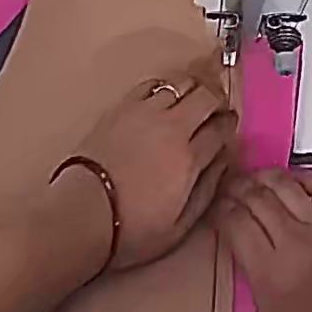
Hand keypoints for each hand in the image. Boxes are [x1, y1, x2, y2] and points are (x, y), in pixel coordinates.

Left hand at [67, 75, 236, 271]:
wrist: (82, 214)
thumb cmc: (132, 228)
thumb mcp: (179, 226)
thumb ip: (207, 190)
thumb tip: (223, 161)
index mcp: (189, 157)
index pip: (221, 128)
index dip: (229, 125)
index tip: (228, 128)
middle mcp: (173, 127)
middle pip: (207, 97)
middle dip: (217, 102)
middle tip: (215, 112)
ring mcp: (147, 112)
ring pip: (182, 83)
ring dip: (193, 89)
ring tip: (191, 101)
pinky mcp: (124, 106)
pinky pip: (153, 84)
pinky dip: (165, 87)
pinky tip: (163, 99)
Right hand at [215, 170, 311, 311]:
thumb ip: (244, 266)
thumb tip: (232, 229)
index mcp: (271, 272)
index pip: (236, 219)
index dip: (220, 207)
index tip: (213, 205)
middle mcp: (298, 245)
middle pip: (259, 196)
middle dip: (237, 188)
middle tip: (227, 188)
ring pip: (288, 185)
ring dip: (265, 178)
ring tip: (253, 180)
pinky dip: (305, 179)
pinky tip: (291, 180)